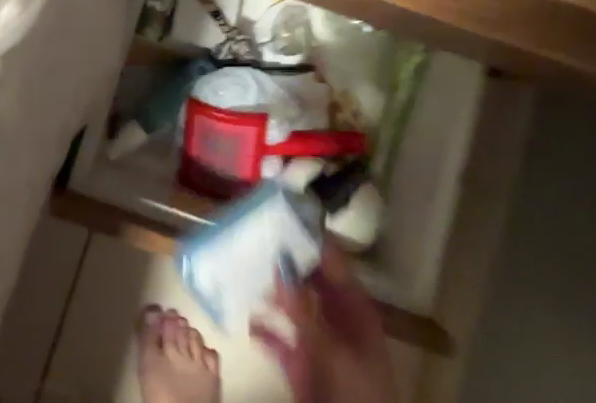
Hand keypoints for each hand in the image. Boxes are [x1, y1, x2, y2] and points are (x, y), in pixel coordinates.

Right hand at [249, 242, 395, 402]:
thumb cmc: (356, 391)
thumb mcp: (332, 350)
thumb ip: (305, 310)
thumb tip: (279, 266)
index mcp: (353, 307)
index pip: (332, 262)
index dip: (310, 237)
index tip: (283, 211)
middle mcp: (334, 317)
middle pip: (308, 279)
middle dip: (282, 260)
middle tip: (251, 233)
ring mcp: (317, 341)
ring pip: (290, 306)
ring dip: (267, 291)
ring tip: (239, 267)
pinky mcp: (300, 364)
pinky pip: (277, 337)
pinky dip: (261, 327)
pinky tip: (243, 315)